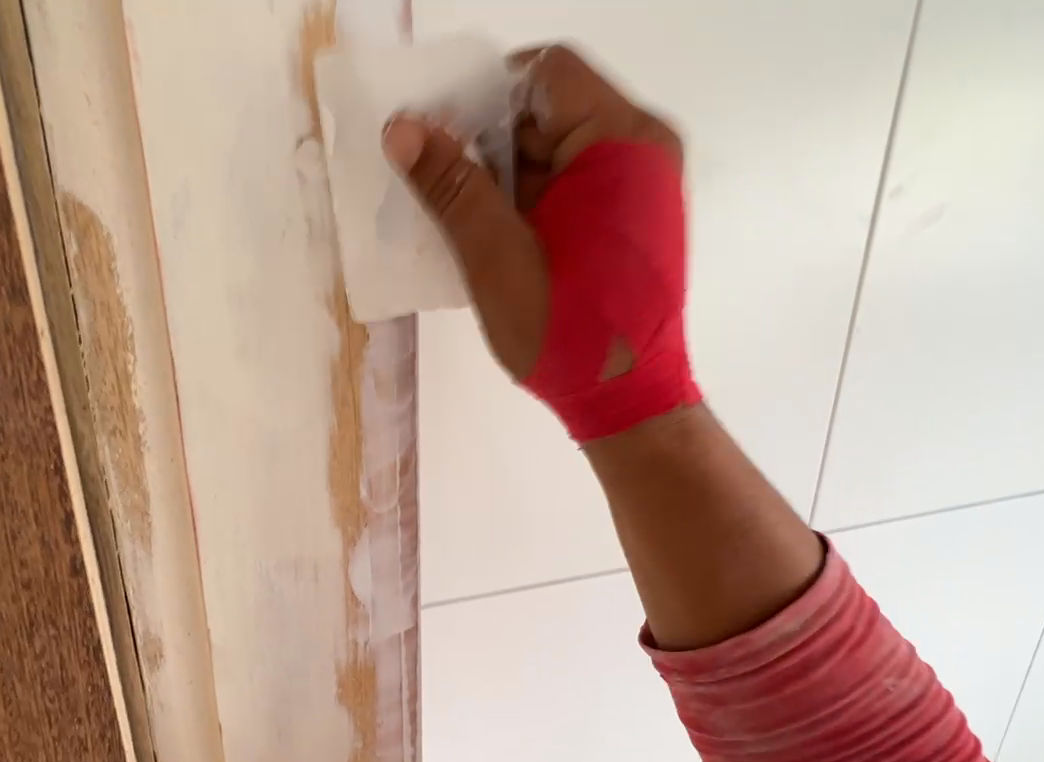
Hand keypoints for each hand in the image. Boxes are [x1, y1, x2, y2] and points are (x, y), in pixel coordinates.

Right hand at [379, 45, 682, 383]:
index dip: (483, 96)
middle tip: (438, 186)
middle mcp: (640, 151)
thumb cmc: (567, 333)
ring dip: (502, 181)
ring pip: (554, 155)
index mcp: (621, 143)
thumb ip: (452, 187)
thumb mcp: (497, 257)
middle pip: (549, 113)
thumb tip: (402, 129)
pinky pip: (568, 190)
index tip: (438, 139)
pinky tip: (491, 239)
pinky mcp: (628, 223)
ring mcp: (638, 189)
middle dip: (487, 145)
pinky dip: (526, 205)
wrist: (628, 404)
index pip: (545, 76)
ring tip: (459, 220)